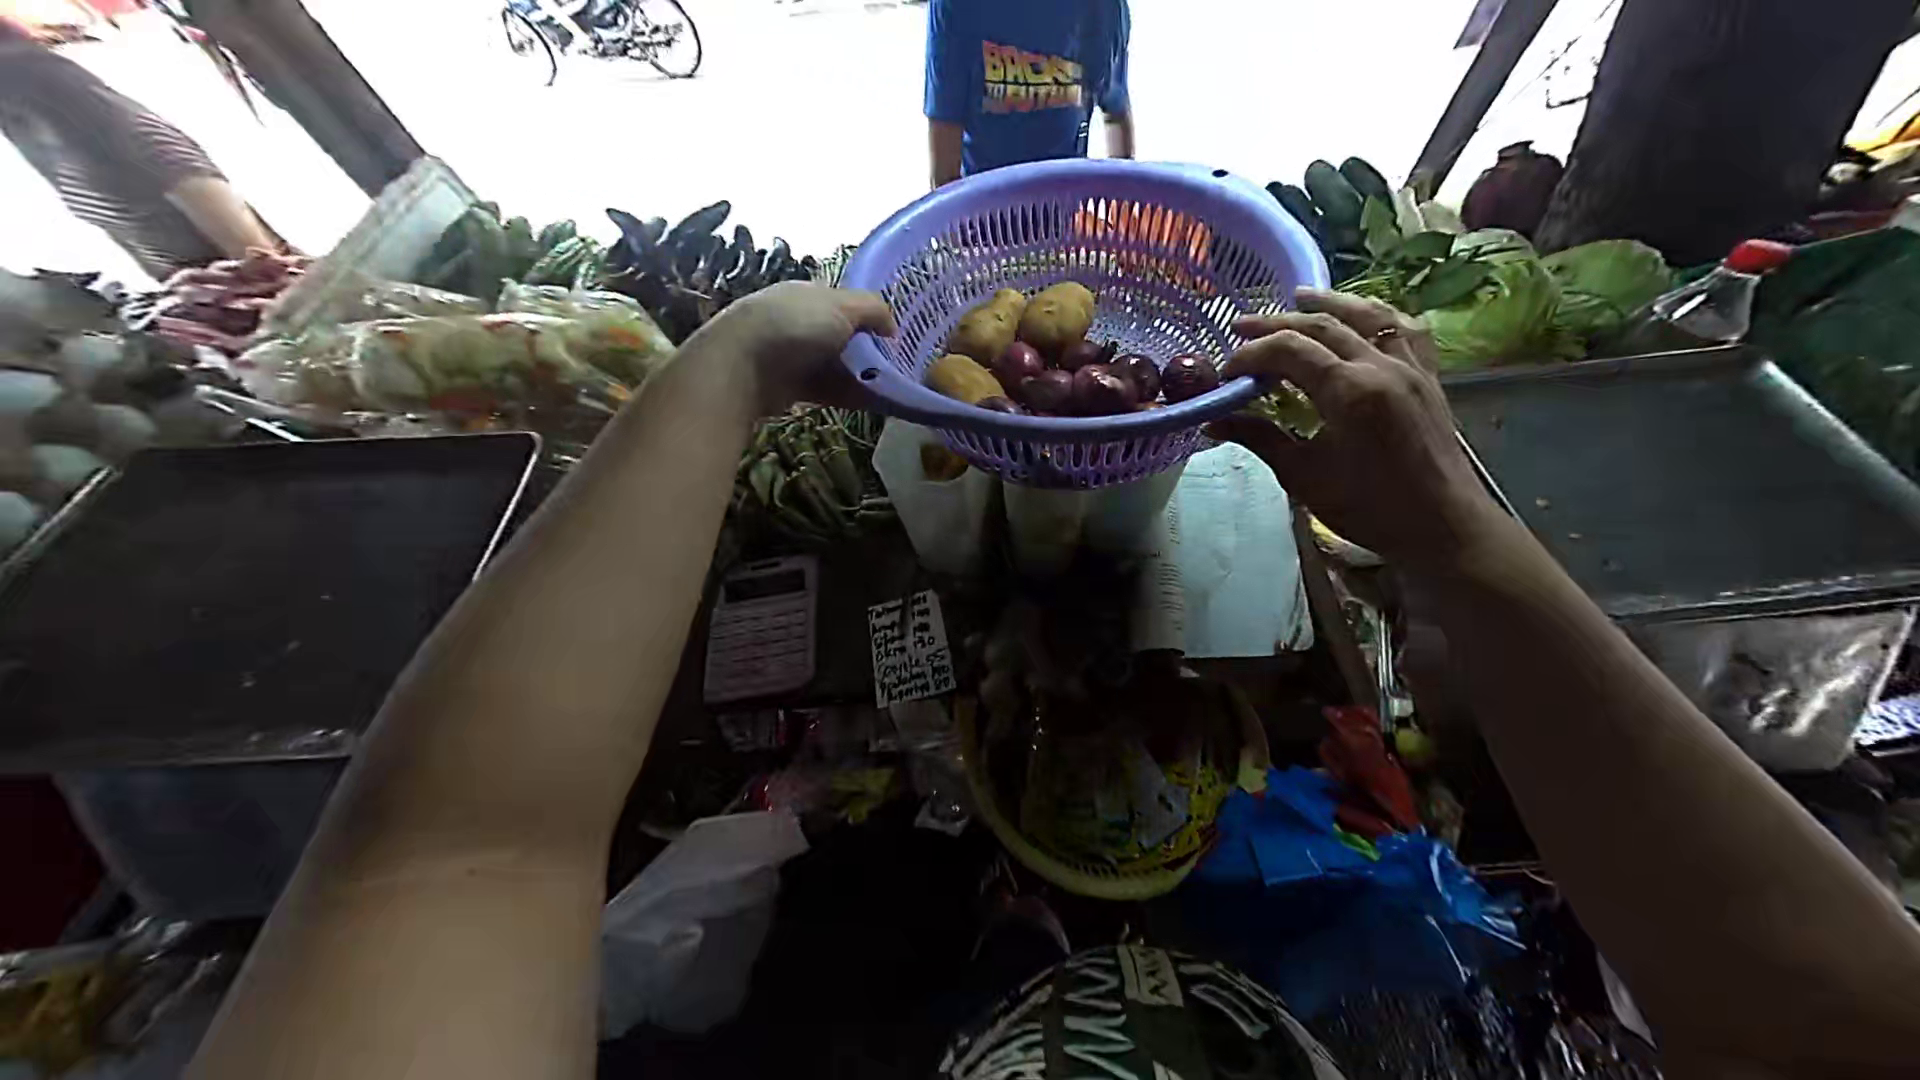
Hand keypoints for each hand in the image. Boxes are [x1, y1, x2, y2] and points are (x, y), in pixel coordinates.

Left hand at [684, 282, 895, 414]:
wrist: (744, 366)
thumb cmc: (796, 325)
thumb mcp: (842, 306)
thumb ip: (873, 310)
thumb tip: (893, 326)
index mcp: (808, 295)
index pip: (845, 303)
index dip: (870, 317)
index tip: (894, 335)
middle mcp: (800, 322)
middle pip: (843, 337)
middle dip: (869, 351)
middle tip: (899, 365)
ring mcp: (794, 355)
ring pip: (837, 366)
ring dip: (863, 377)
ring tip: (893, 388)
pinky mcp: (791, 386)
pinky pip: (828, 390)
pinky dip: (850, 395)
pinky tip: (874, 403)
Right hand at [1206, 288, 1508, 568]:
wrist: (1443, 525)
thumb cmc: (1368, 507)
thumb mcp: (1303, 476)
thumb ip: (1259, 439)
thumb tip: (1212, 422)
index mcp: (1350, 392)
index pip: (1291, 351)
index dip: (1252, 353)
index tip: (1226, 370)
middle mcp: (1383, 367)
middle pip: (1323, 326)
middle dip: (1276, 323)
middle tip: (1239, 325)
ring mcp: (1411, 367)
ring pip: (1368, 315)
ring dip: (1328, 303)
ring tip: (1299, 296)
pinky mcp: (1428, 377)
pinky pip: (1403, 329)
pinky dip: (1376, 315)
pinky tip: (1362, 315)